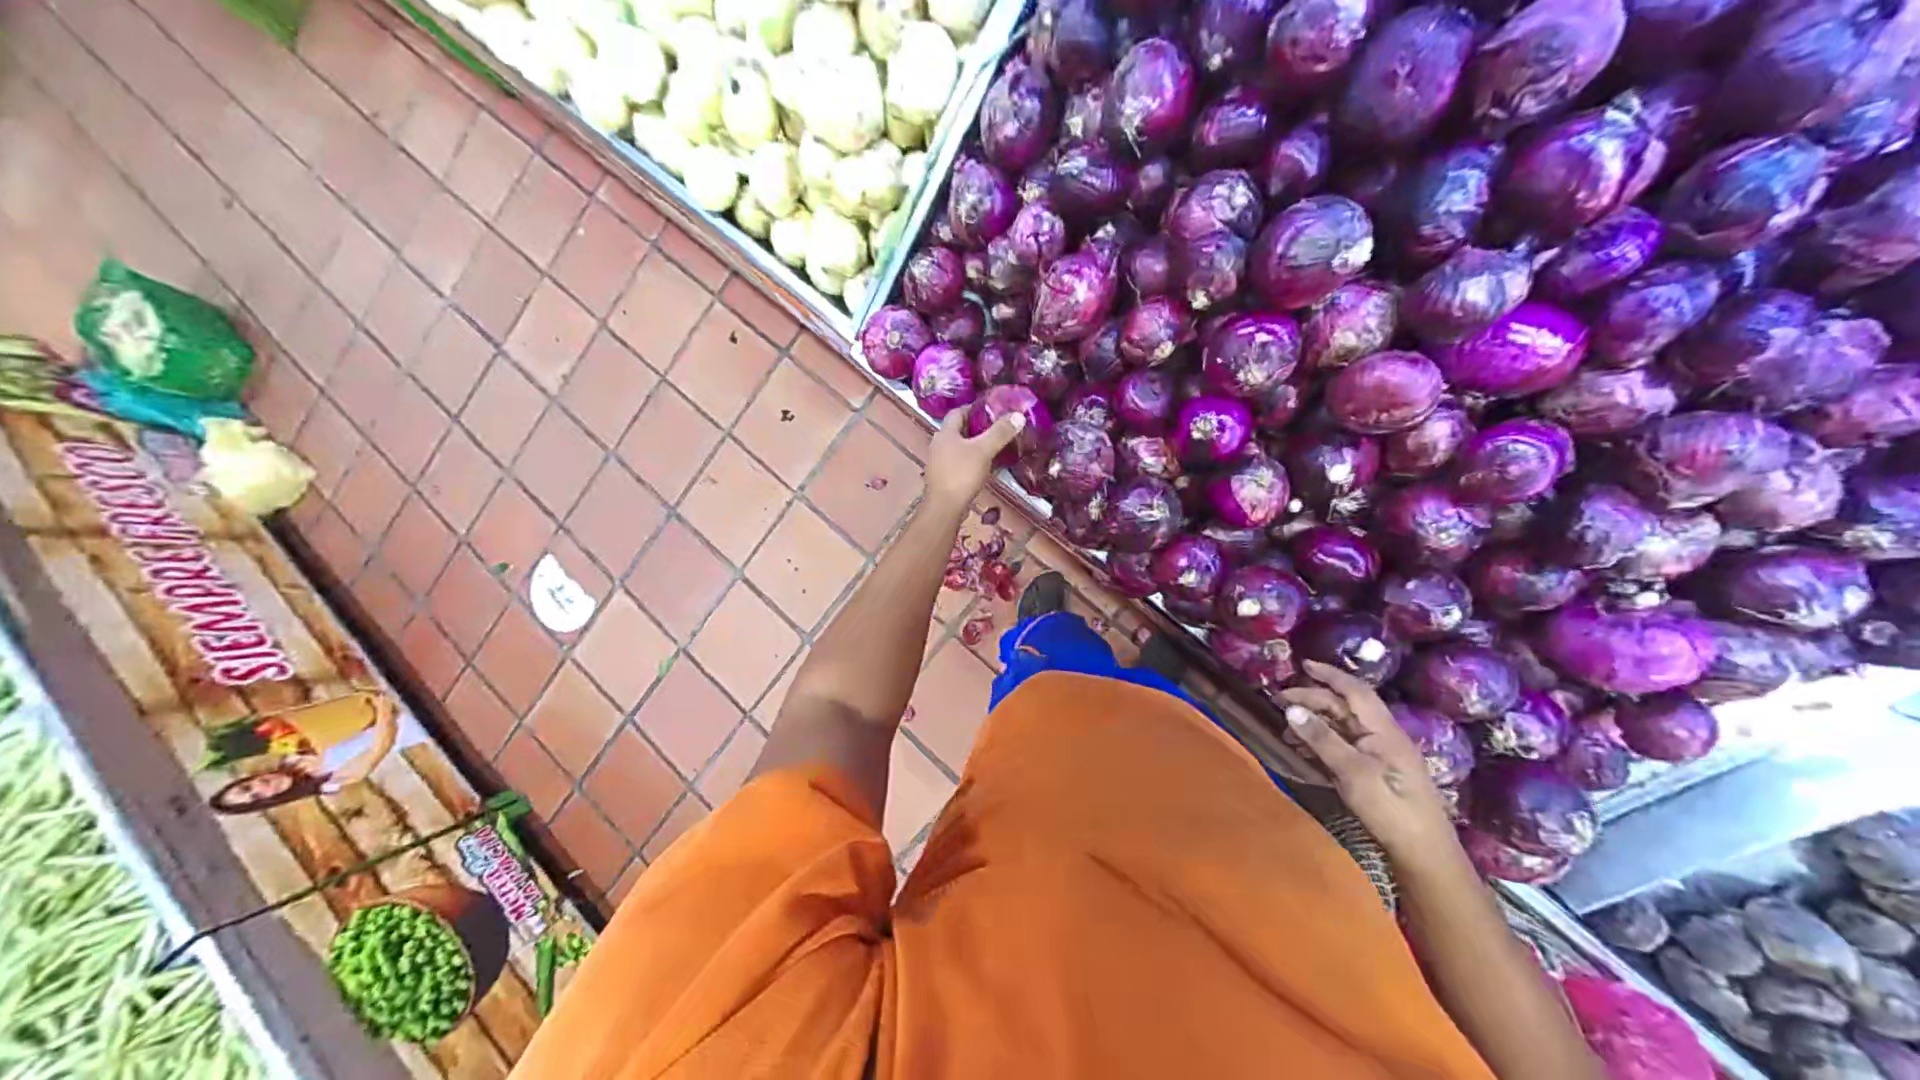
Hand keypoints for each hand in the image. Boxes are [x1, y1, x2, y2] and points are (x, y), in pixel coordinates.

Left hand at [923, 405, 1023, 511]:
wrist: (944, 508)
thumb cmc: (961, 474)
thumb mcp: (984, 450)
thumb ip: (1000, 432)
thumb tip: (1018, 415)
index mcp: (945, 433)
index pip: (958, 412)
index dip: (974, 408)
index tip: (992, 409)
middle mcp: (938, 445)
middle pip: (958, 430)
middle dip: (976, 427)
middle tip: (996, 427)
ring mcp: (938, 463)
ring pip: (958, 447)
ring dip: (973, 445)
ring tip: (993, 446)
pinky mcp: (942, 478)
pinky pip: (958, 463)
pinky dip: (970, 460)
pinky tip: (983, 466)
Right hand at [1278, 660, 1457, 863]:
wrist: (1423, 853)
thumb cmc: (1391, 809)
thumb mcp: (1352, 772)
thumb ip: (1321, 738)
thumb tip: (1290, 709)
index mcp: (1383, 730)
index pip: (1354, 691)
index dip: (1330, 675)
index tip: (1303, 664)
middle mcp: (1382, 736)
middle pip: (1344, 707)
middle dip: (1312, 700)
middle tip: (1279, 702)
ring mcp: (1379, 755)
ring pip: (1341, 727)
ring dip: (1313, 722)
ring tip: (1285, 729)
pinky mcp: (1375, 772)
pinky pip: (1342, 746)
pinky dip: (1320, 741)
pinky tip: (1302, 749)